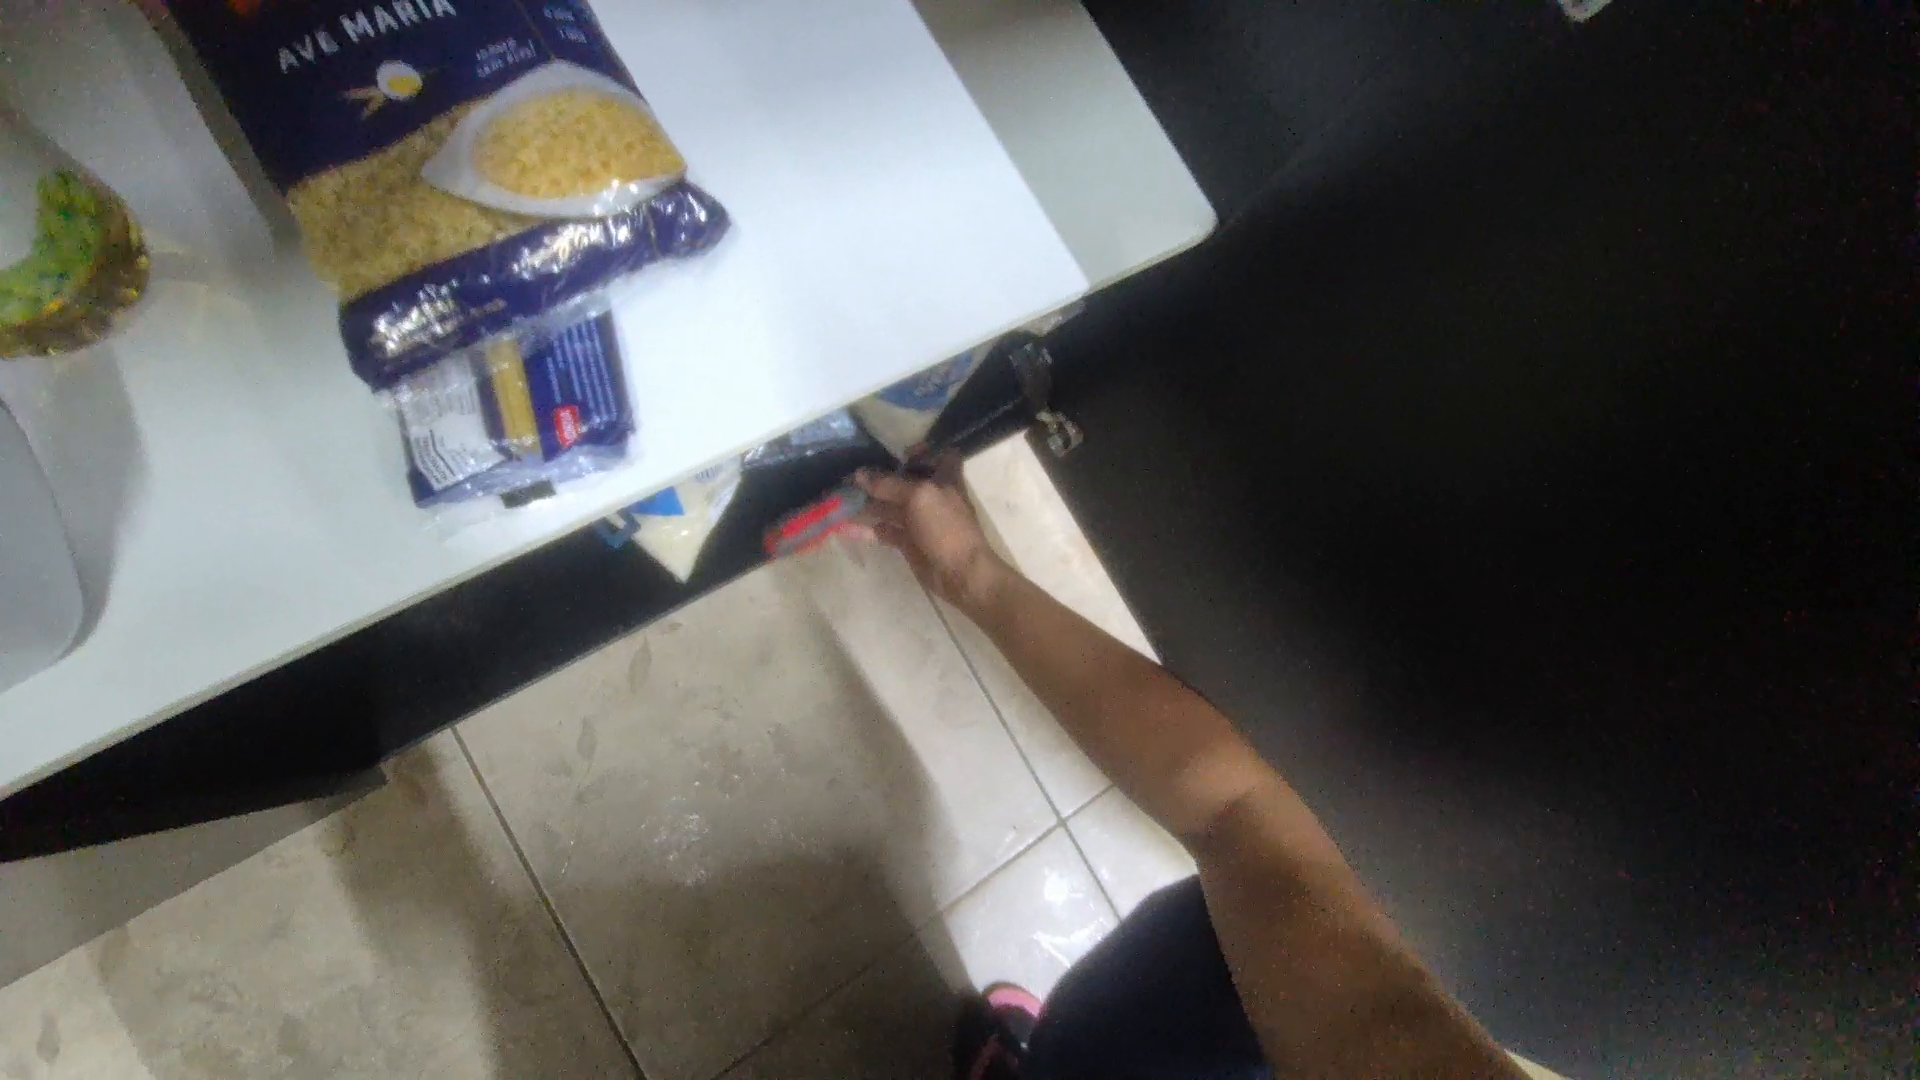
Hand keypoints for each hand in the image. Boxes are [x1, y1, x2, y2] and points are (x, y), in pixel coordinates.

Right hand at [853, 455, 1009, 611]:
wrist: (960, 573)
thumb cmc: (946, 526)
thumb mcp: (919, 496)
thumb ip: (889, 484)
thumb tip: (859, 474)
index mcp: (944, 477)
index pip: (938, 455)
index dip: (922, 451)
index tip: (897, 452)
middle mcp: (931, 495)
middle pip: (904, 480)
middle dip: (879, 476)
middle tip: (849, 472)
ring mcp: (919, 520)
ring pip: (890, 506)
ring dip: (867, 502)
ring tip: (839, 496)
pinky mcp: (908, 541)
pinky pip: (884, 531)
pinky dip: (866, 529)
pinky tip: (842, 526)